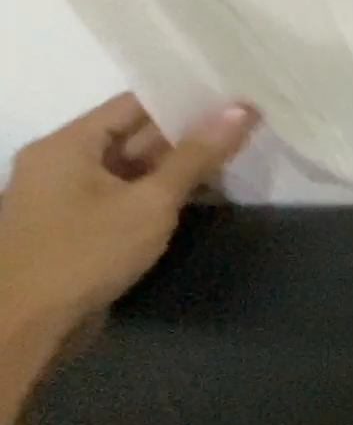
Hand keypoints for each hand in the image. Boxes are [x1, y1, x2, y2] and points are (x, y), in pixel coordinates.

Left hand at [0, 94, 258, 334]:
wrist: (24, 329)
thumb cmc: (83, 253)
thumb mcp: (151, 200)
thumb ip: (199, 153)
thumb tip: (243, 107)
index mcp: (67, 146)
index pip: (137, 103)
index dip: (188, 96)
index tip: (241, 94)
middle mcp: (65, 162)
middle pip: (140, 132)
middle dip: (196, 131)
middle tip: (257, 123)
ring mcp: (73, 194)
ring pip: (142, 164)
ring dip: (189, 162)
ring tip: (246, 152)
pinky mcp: (85, 222)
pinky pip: (135, 190)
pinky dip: (171, 187)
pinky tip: (213, 188)